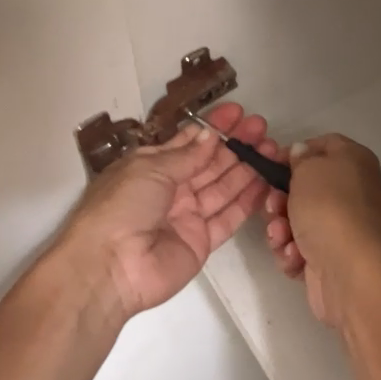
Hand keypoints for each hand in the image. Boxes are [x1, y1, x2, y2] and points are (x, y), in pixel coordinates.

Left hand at [56, 103, 276, 320]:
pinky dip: (247, 201)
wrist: (109, 267)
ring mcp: (187, 216)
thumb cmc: (122, 206)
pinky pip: (227, 217)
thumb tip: (210, 135)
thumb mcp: (150, 169)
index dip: (212, 127)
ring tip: (272, 149)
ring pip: (222, 187)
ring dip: (246, 168)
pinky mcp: (201, 241)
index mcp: (151, 167)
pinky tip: (266, 182)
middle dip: (235, 144)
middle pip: (209, 163)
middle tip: (261, 127)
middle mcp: (171, 189)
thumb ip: (186, 155)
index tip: (237, 112)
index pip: (188, 142)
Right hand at [263, 133, 380, 328]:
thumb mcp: (309, 170)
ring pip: (298, 220)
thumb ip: (300, 158)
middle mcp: (350, 192)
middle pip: (304, 188)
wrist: (353, 273)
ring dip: (281, 228)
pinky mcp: (330, 258)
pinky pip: (301, 248)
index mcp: (354, 161)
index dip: (294, 153)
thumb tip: (301, 152)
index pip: (322, 146)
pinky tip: (295, 258)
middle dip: (280, 198)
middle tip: (272, 207)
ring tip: (281, 236)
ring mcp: (341, 227)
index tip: (270, 165)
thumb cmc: (330, 209)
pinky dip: (293, 253)